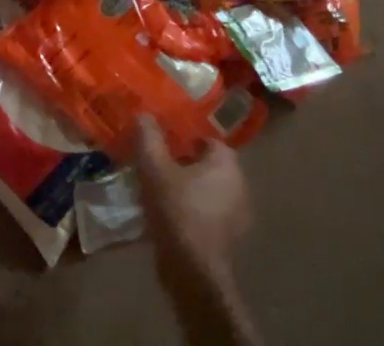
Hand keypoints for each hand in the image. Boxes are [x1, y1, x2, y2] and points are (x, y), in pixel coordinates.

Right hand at [131, 118, 261, 345]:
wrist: (193, 269)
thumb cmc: (176, 209)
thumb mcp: (154, 167)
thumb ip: (149, 137)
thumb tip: (144, 113)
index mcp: (226, 165)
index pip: (210, 140)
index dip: (186, 137)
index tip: (163, 140)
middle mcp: (239, 186)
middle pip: (210, 165)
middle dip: (185, 162)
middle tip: (157, 162)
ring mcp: (237, 215)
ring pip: (209, 190)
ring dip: (188, 187)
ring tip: (158, 187)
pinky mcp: (229, 238)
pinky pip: (209, 212)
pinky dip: (192, 208)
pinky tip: (169, 213)